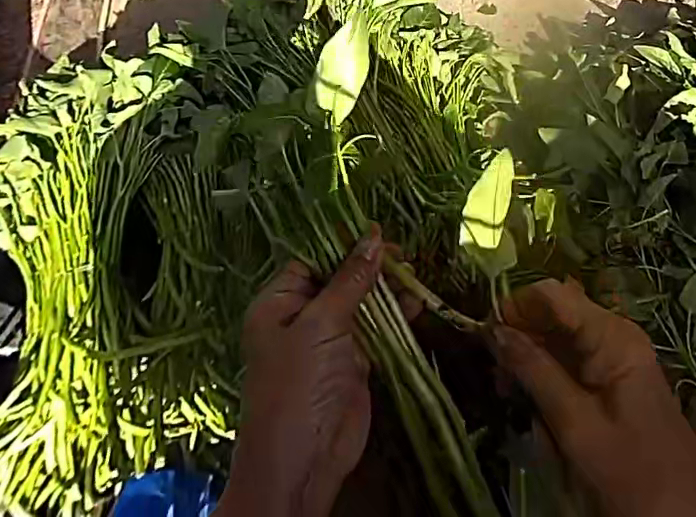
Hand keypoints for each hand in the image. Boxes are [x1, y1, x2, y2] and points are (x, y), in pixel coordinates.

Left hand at [215, 230, 385, 516]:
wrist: (302, 464)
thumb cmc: (298, 384)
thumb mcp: (321, 324)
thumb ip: (350, 279)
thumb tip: (373, 236)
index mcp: (280, 301)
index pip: (313, 257)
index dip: (343, 242)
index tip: (377, 229)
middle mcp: (302, 314)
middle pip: (340, 276)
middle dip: (370, 264)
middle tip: (402, 252)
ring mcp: (329, 338)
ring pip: (361, 300)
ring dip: (386, 287)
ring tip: (412, 270)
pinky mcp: (354, 360)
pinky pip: (376, 327)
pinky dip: (396, 314)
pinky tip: (415, 301)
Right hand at [492, 279, 695, 516]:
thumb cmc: (636, 475)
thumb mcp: (577, 426)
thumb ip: (535, 372)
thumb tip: (493, 330)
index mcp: (611, 335)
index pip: (552, 293)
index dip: (515, 306)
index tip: (484, 335)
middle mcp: (612, 334)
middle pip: (553, 313)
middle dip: (520, 336)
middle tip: (495, 373)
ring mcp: (612, 358)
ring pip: (556, 339)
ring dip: (529, 360)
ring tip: (508, 392)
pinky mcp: (609, 381)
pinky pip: (568, 364)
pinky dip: (545, 378)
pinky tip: (531, 404)